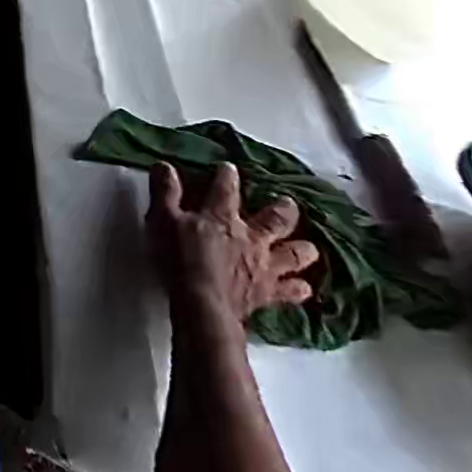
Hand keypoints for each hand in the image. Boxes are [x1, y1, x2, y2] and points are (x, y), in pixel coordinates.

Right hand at [146, 161, 317, 337]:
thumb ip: (165, 192)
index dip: (227, 175)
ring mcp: (264, 267)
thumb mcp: (163, 220)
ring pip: (294, 254)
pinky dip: (298, 290)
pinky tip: (303, 290)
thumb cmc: (180, 259)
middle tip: (287, 204)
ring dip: (302, 250)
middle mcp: (251, 237)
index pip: (227, 187)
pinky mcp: (268, 294)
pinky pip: (290, 292)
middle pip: (276, 219)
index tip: (228, 168)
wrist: (203, 306)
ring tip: (307, 248)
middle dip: (283, 210)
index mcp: (223, 216)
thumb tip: (164, 165)